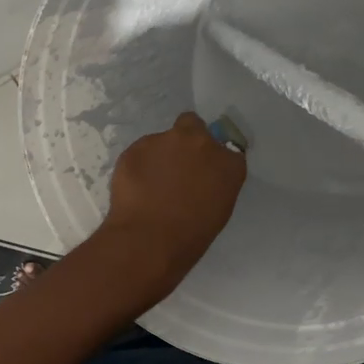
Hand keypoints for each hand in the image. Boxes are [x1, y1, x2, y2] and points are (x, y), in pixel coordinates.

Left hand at [100, 113, 247, 283]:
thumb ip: (214, 181)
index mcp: (228, 162)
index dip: (211, 158)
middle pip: (192, 125)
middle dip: (186, 138)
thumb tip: (202, 176)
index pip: (226, 148)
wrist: (150, 239)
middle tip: (176, 166)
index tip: (203, 172)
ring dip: (159, 155)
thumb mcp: (218, 207)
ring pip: (162, 140)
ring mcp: (164, 140)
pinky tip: (136, 188)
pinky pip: (140, 153)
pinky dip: (139, 165)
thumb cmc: (191, 234)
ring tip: (151, 185)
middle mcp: (199, 142)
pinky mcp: (135, 147)